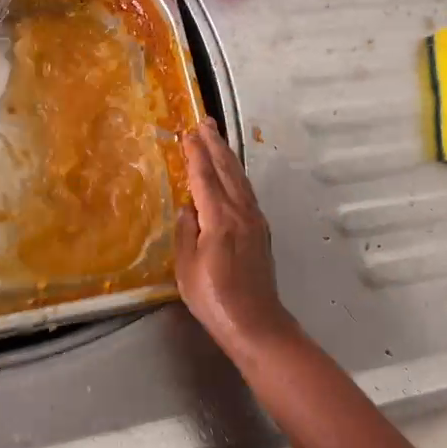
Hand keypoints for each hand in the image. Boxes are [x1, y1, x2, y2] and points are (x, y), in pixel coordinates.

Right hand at [175, 118, 296, 357]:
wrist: (257, 325)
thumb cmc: (214, 299)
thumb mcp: (187, 267)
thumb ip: (186, 231)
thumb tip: (188, 206)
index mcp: (220, 218)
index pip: (204, 176)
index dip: (195, 153)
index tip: (186, 132)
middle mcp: (241, 212)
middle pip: (226, 169)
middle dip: (214, 144)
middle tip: (204, 121)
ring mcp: (255, 221)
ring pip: (239, 178)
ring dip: (227, 155)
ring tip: (215, 137)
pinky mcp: (260, 231)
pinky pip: (245, 191)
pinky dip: (235, 174)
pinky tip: (230, 174)